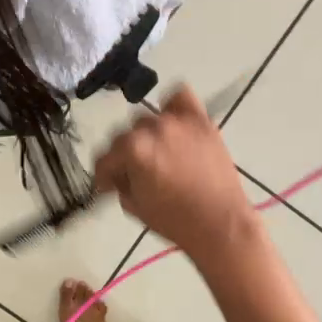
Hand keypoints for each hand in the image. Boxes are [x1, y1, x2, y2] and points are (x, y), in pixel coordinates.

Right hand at [93, 85, 262, 259]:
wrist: (219, 222)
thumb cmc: (175, 221)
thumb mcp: (135, 207)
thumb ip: (120, 184)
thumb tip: (119, 175)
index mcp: (132, 150)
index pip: (104, 157)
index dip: (102, 175)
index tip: (106, 186)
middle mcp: (152, 128)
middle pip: (125, 136)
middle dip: (124, 156)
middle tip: (132, 175)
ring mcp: (178, 121)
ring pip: (149, 119)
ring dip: (146, 136)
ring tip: (156, 155)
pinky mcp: (201, 120)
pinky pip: (179, 98)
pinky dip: (172, 108)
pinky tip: (172, 125)